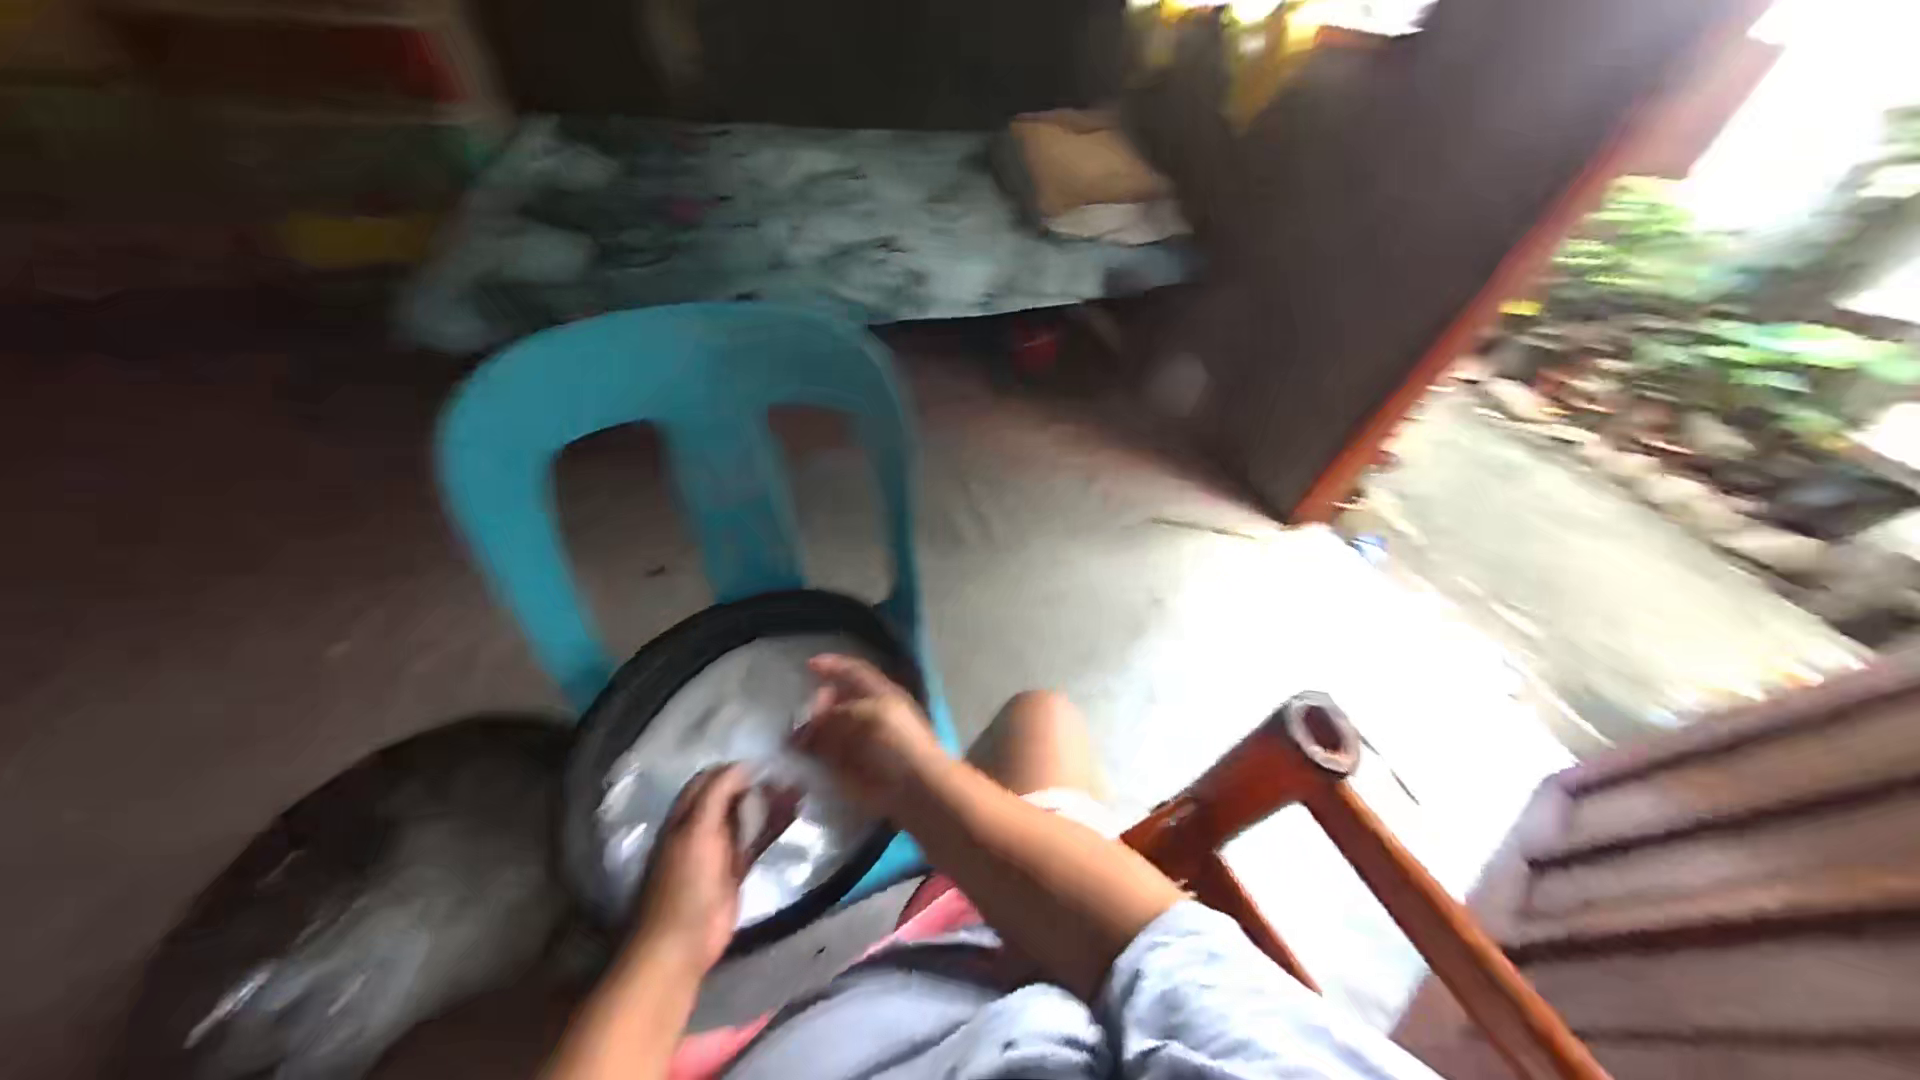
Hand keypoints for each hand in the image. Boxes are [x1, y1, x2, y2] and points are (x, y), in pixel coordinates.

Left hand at [627, 765, 794, 973]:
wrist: (682, 944)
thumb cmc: (685, 883)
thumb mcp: (697, 831)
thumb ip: (717, 795)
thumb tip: (744, 764)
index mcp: (685, 815)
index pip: (710, 779)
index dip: (735, 768)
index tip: (766, 761)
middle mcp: (702, 827)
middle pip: (731, 795)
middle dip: (757, 783)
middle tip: (789, 774)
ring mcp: (720, 849)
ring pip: (747, 815)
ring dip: (770, 802)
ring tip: (798, 789)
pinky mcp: (736, 870)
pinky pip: (757, 839)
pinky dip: (774, 825)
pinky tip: (793, 814)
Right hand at [793, 654, 948, 816]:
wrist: (915, 788)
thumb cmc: (896, 743)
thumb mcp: (864, 717)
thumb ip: (833, 716)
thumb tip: (809, 726)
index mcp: (880, 694)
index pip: (853, 672)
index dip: (832, 666)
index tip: (808, 665)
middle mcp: (872, 714)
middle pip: (840, 701)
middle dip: (819, 705)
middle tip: (801, 713)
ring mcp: (864, 742)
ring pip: (832, 730)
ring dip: (814, 733)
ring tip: (796, 738)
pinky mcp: (856, 768)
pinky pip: (831, 758)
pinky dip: (817, 757)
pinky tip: (804, 758)